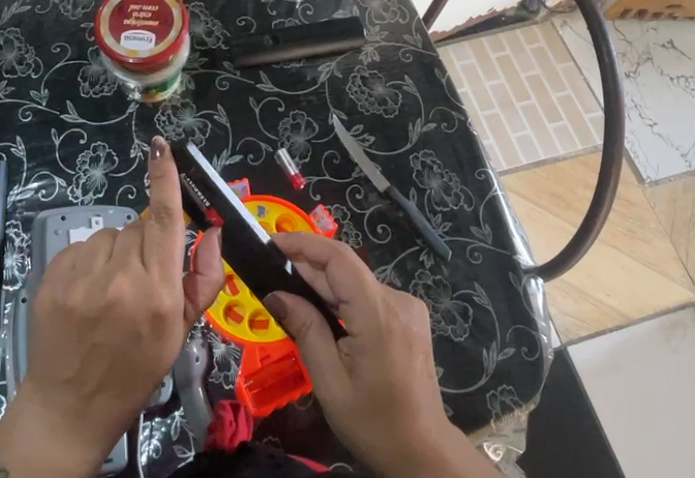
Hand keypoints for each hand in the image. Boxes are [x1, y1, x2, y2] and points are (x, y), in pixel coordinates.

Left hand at [0, 137, 224, 477]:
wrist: (72, 404)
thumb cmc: (136, 368)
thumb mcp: (182, 331)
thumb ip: (204, 277)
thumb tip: (213, 230)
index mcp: (158, 291)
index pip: (166, 219)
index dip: (165, 178)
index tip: (161, 146)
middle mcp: (121, 278)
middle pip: (139, 226)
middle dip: (145, 243)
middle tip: (139, 279)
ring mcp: (82, 277)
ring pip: (108, 236)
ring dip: (114, 253)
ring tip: (109, 291)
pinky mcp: (53, 278)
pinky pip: (79, 247)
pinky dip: (87, 262)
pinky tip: (87, 292)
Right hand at [262, 233, 492, 477]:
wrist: (423, 450)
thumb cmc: (374, 422)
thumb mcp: (330, 382)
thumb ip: (305, 330)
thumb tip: (276, 293)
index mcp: (378, 314)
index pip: (339, 259)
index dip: (304, 244)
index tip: (273, 243)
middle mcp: (398, 300)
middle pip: (347, 270)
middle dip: (308, 268)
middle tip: (272, 275)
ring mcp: (408, 306)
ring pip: (357, 282)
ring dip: (325, 285)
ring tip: (291, 295)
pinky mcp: (410, 316)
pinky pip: (369, 296)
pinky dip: (343, 299)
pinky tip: (323, 313)